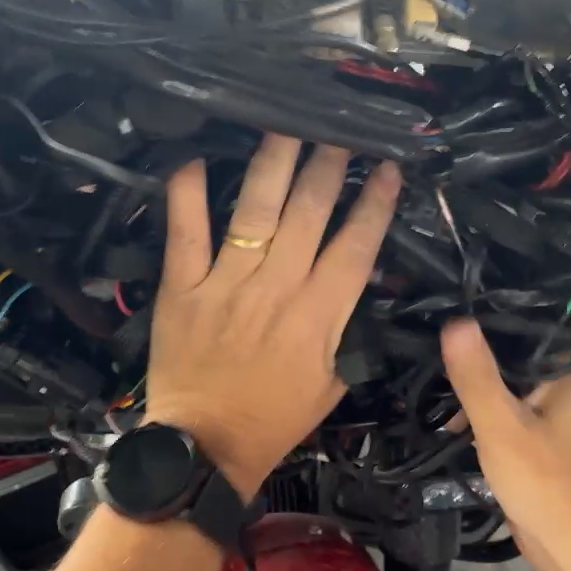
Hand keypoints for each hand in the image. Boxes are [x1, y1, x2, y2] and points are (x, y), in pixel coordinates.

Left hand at [144, 134, 401, 500]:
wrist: (206, 447)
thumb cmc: (275, 420)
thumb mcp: (333, 383)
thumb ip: (350, 333)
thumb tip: (362, 288)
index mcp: (320, 314)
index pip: (356, 245)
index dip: (375, 202)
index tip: (387, 167)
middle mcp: (277, 288)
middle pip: (310, 212)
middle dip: (329, 164)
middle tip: (339, 128)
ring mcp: (227, 283)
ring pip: (257, 210)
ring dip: (275, 161)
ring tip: (287, 122)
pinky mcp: (183, 288)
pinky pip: (186, 232)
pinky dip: (188, 193)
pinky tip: (196, 158)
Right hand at [439, 320, 570, 565]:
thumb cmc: (546, 483)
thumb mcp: (502, 426)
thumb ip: (477, 377)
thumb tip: (456, 320)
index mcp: (557, 378)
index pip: (519, 332)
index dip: (482, 320)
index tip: (439, 309)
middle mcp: (552, 395)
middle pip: (504, 365)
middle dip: (466, 360)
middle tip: (417, 344)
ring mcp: (541, 425)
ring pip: (498, 397)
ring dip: (466, 395)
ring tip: (420, 381)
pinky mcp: (529, 453)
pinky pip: (496, 426)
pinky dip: (473, 422)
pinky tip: (442, 421)